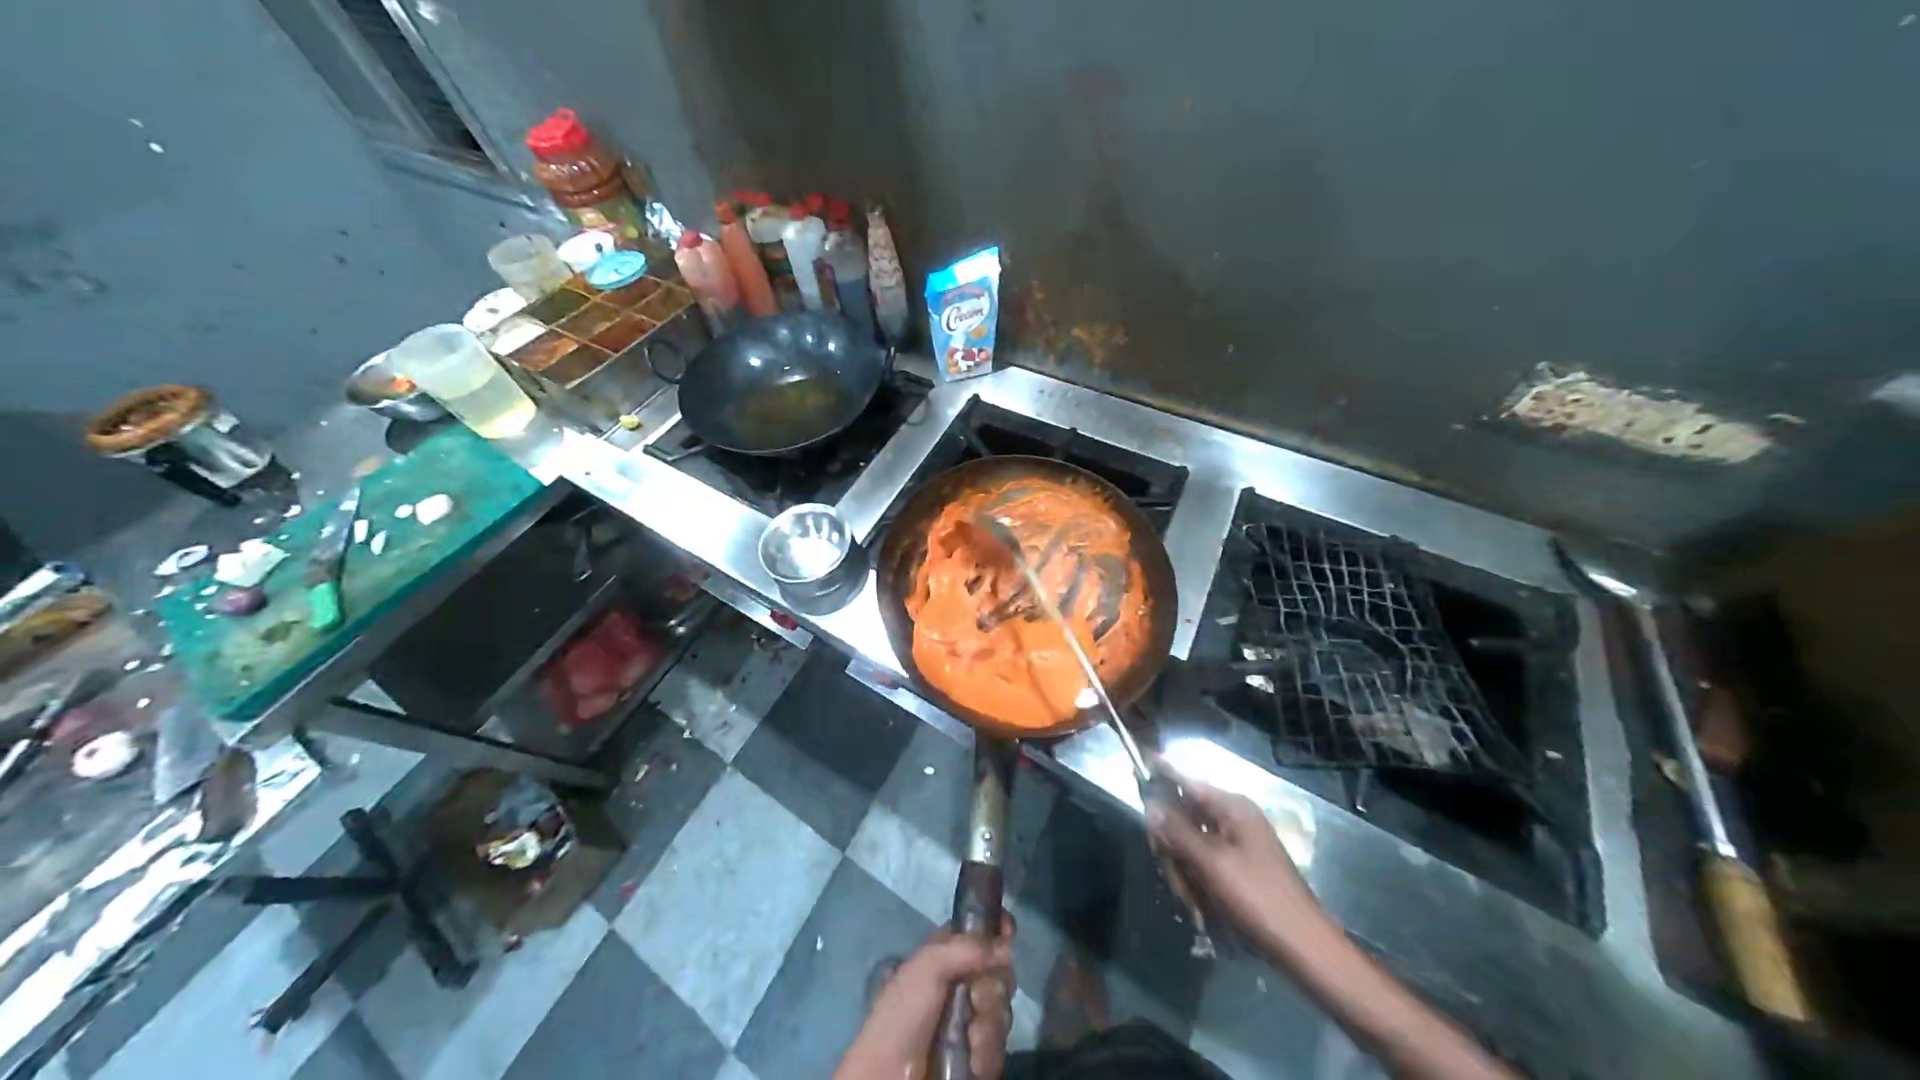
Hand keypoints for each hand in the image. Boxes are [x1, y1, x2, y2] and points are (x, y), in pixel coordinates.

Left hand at [833, 915, 1015, 1079]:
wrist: (888, 1075)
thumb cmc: (903, 1013)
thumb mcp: (927, 967)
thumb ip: (965, 948)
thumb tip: (1006, 946)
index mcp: (949, 957)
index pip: (982, 933)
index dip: (998, 930)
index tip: (1008, 933)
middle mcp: (965, 984)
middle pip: (1001, 973)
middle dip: (993, 988)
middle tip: (976, 999)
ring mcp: (973, 1021)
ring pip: (1003, 1011)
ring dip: (990, 1026)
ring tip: (971, 1039)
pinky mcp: (979, 1055)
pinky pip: (1000, 1048)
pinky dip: (988, 1053)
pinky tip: (973, 1061)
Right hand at [1146, 769, 1334, 959]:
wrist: (1303, 947)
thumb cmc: (1257, 898)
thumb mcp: (1211, 863)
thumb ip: (1177, 831)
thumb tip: (1150, 804)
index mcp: (1233, 808)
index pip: (1187, 781)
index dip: (1162, 775)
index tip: (1138, 767)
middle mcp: (1234, 820)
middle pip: (1183, 817)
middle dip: (1172, 847)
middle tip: (1172, 871)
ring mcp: (1236, 845)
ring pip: (1188, 846)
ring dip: (1184, 873)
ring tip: (1194, 902)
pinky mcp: (1236, 869)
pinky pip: (1202, 865)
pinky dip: (1197, 884)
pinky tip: (1201, 908)